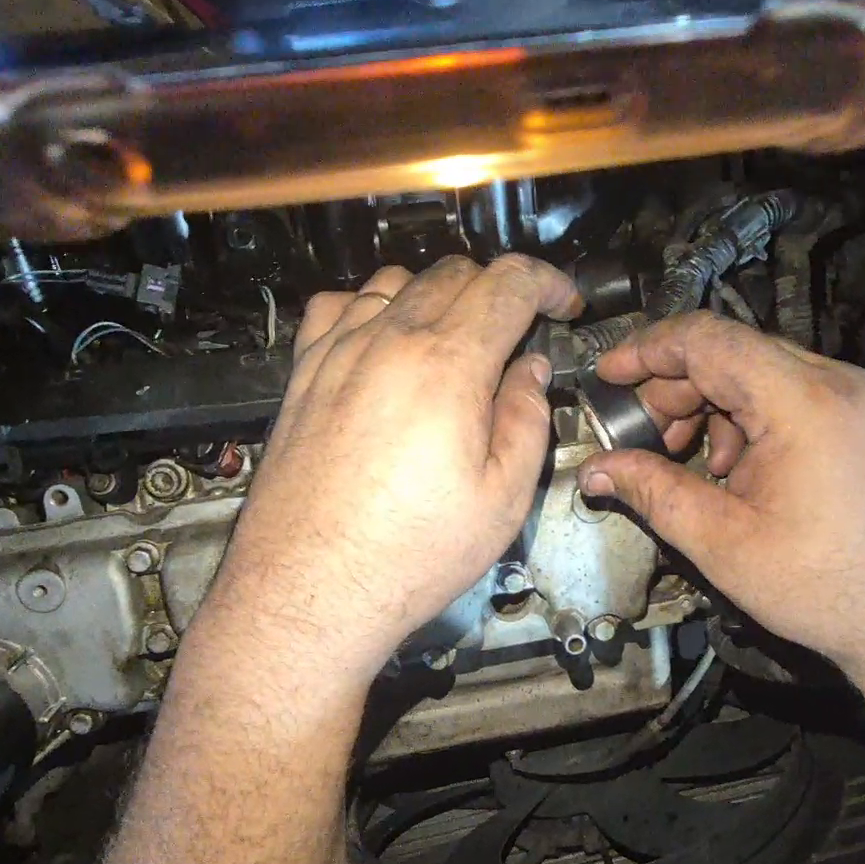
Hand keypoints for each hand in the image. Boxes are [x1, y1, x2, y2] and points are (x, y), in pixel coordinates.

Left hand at [202, 255, 582, 681]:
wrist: (309, 591)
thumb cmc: (409, 554)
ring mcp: (337, 353)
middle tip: (516, 333)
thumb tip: (531, 369)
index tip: (562, 303)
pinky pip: (336, 306)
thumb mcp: (502, 498)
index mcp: (447, 365)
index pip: (508, 283)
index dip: (548, 282)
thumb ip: (526, 417)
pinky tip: (383, 341)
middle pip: (454, 272)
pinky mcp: (302, 375)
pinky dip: (370, 307)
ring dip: (437, 295)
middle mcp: (388, 342)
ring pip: (395, 280)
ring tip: (453, 339)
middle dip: (498, 291)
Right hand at [577, 312, 864, 675]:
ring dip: (712, 408)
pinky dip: (750, 423)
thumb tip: (594, 471)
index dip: (646, 350)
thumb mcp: (723, 542)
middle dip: (674, 389)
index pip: (706, 339)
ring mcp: (862, 403)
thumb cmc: (831, 588)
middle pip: (733, 355)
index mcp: (800, 399)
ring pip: (762, 377)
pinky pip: (794, 400)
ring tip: (689, 463)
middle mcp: (837, 383)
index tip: (607, 375)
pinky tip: (738, 474)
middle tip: (641, 437)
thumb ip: (651, 492)